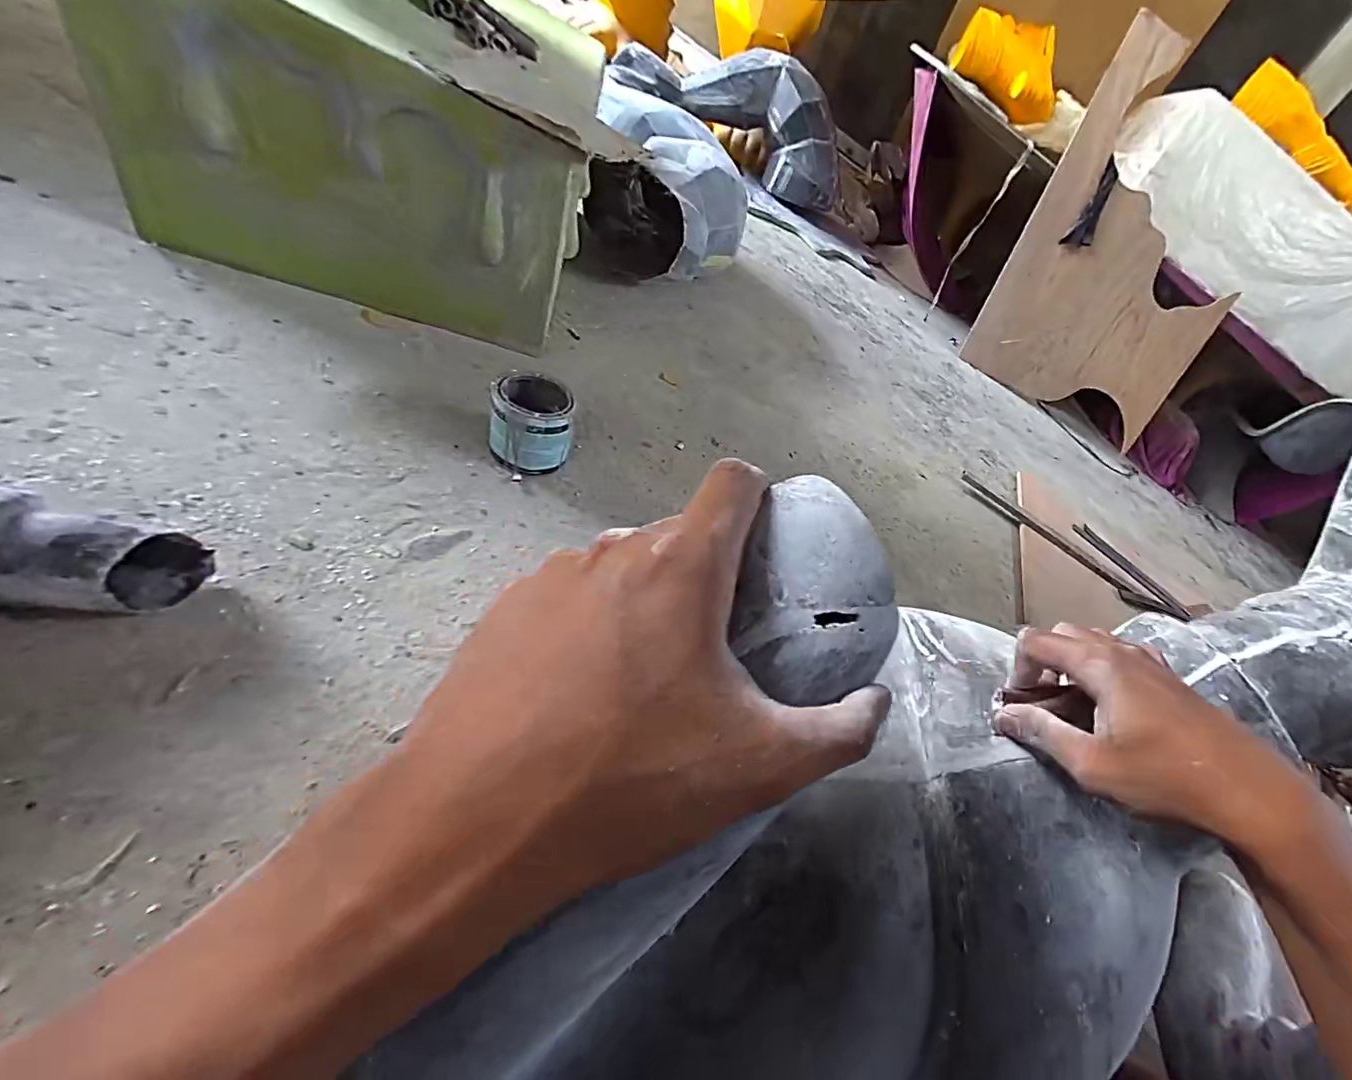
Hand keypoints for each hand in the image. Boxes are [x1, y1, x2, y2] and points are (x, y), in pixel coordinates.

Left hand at [405, 459, 891, 896]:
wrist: (474, 825)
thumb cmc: (629, 782)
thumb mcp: (758, 765)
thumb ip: (839, 731)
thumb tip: (876, 704)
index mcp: (679, 567)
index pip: (732, 484)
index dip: (759, 499)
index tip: (766, 546)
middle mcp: (611, 551)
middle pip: (677, 534)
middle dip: (704, 574)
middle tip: (709, 647)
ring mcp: (548, 576)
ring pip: (619, 566)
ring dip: (643, 601)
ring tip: (637, 680)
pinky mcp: (500, 609)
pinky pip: (566, 597)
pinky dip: (586, 625)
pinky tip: (572, 693)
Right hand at [990, 623, 1314, 843]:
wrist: (1250, 791)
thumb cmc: (1166, 777)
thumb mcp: (1092, 763)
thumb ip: (1042, 733)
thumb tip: (1004, 716)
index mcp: (1100, 664)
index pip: (1035, 641)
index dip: (1017, 670)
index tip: (1022, 706)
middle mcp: (1123, 651)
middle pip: (1062, 634)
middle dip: (1041, 663)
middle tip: (1043, 705)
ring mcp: (1150, 661)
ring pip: (1092, 642)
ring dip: (1070, 665)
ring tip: (1073, 708)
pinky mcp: (1169, 678)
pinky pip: (1120, 655)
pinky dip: (1099, 669)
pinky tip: (1109, 706)